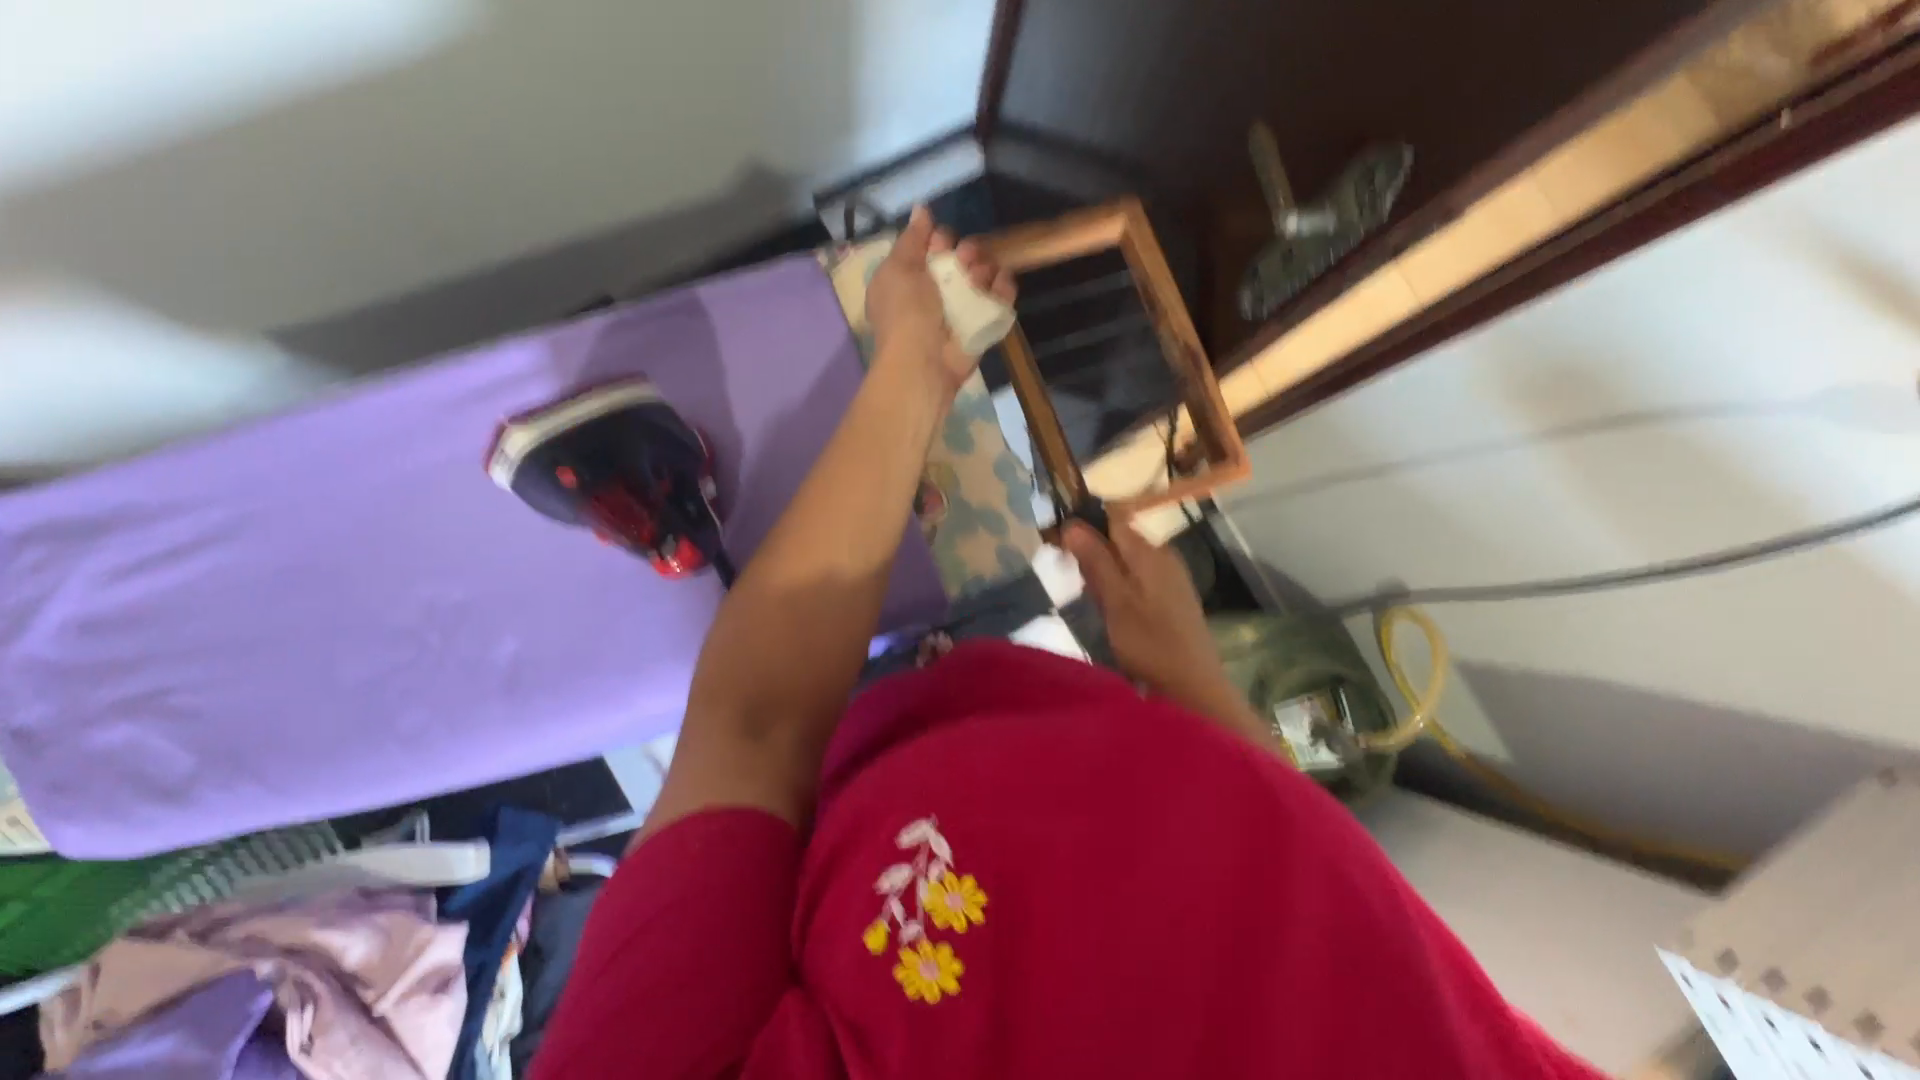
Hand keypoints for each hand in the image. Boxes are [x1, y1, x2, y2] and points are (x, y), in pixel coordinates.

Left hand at [866, 205, 1014, 396]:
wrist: (922, 361)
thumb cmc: (905, 311)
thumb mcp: (899, 268)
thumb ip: (911, 238)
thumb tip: (921, 209)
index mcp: (909, 279)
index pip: (931, 249)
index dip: (938, 240)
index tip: (940, 242)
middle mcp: (935, 294)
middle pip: (960, 260)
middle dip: (966, 251)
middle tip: (965, 257)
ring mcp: (960, 311)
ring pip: (981, 277)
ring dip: (984, 268)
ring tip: (978, 276)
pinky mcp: (981, 326)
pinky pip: (998, 301)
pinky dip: (1003, 289)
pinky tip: (1002, 281)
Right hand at [1062, 521, 1249, 726]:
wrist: (1192, 684)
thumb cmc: (1149, 642)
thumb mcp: (1115, 601)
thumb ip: (1095, 561)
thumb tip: (1072, 523)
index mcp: (1148, 550)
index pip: (1111, 517)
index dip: (1084, 525)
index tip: (1059, 542)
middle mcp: (1163, 555)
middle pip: (1119, 538)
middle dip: (1092, 549)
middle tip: (1069, 573)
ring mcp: (1170, 576)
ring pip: (1128, 559)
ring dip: (1104, 569)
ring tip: (1087, 593)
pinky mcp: (1172, 597)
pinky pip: (1138, 577)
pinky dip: (1119, 585)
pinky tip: (1110, 607)